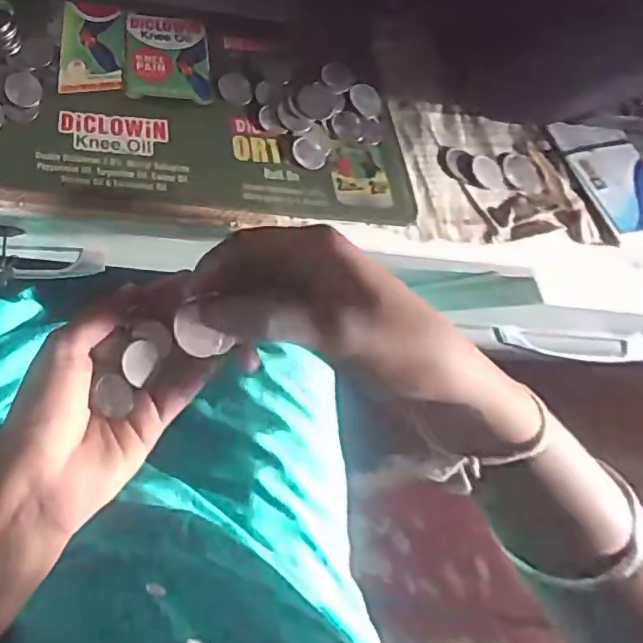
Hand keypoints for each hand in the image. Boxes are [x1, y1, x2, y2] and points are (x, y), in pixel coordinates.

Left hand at [0, 279, 220, 543]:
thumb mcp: (64, 348)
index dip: (153, 296)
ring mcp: (136, 393)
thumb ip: (99, 318)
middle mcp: (114, 364)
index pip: (127, 312)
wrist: (43, 477)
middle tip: (212, 294)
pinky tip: (220, 349)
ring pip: (170, 358)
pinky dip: (199, 371)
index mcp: (87, 344)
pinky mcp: (154, 421)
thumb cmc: (45, 404)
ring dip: (194, 337)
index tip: (185, 280)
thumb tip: (133, 290)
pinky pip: (179, 390)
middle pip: (152, 332)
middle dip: (178, 312)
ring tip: (223, 314)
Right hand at [191, 226, 507, 410]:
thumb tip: (196, 312)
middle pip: (244, 269)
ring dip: (233, 319)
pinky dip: (253, 332)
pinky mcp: (319, 318)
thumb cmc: (399, 350)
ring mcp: (315, 289)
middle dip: (217, 299)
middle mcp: (309, 259)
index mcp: (314, 246)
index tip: (183, 306)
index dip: (208, 272)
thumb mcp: (329, 330)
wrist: (459, 397)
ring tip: (223, 352)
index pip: (241, 246)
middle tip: (197, 335)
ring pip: (253, 294)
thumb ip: (261, 317)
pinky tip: (249, 358)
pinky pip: (270, 316)